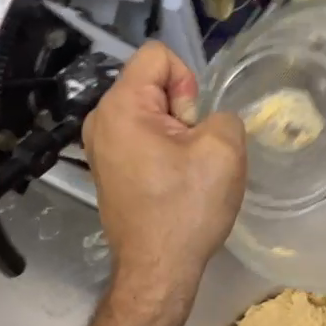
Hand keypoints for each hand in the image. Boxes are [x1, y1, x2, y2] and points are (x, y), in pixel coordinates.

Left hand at [82, 43, 244, 308]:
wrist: (158, 270)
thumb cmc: (187, 209)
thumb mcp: (224, 149)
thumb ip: (223, 114)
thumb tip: (206, 123)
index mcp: (120, 106)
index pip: (158, 54)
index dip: (187, 82)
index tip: (193, 124)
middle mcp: (100, 120)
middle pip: (152, 83)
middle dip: (182, 110)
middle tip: (192, 153)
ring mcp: (101, 147)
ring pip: (151, 114)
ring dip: (177, 135)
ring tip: (185, 171)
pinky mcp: (109, 170)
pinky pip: (142, 139)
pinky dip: (163, 153)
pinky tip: (174, 184)